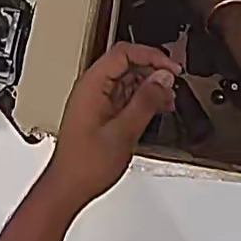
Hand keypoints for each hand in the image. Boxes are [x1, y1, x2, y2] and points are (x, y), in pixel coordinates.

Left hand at [41, 42, 181, 210]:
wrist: (68, 188)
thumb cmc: (85, 165)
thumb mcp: (124, 131)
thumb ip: (146, 101)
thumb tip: (163, 78)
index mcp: (92, 85)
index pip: (124, 53)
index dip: (151, 55)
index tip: (170, 67)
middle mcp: (92, 88)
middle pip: (127, 64)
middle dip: (153, 70)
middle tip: (172, 83)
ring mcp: (96, 100)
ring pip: (128, 79)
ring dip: (150, 86)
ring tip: (168, 99)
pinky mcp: (100, 112)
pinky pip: (125, 95)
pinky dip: (143, 98)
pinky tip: (157, 108)